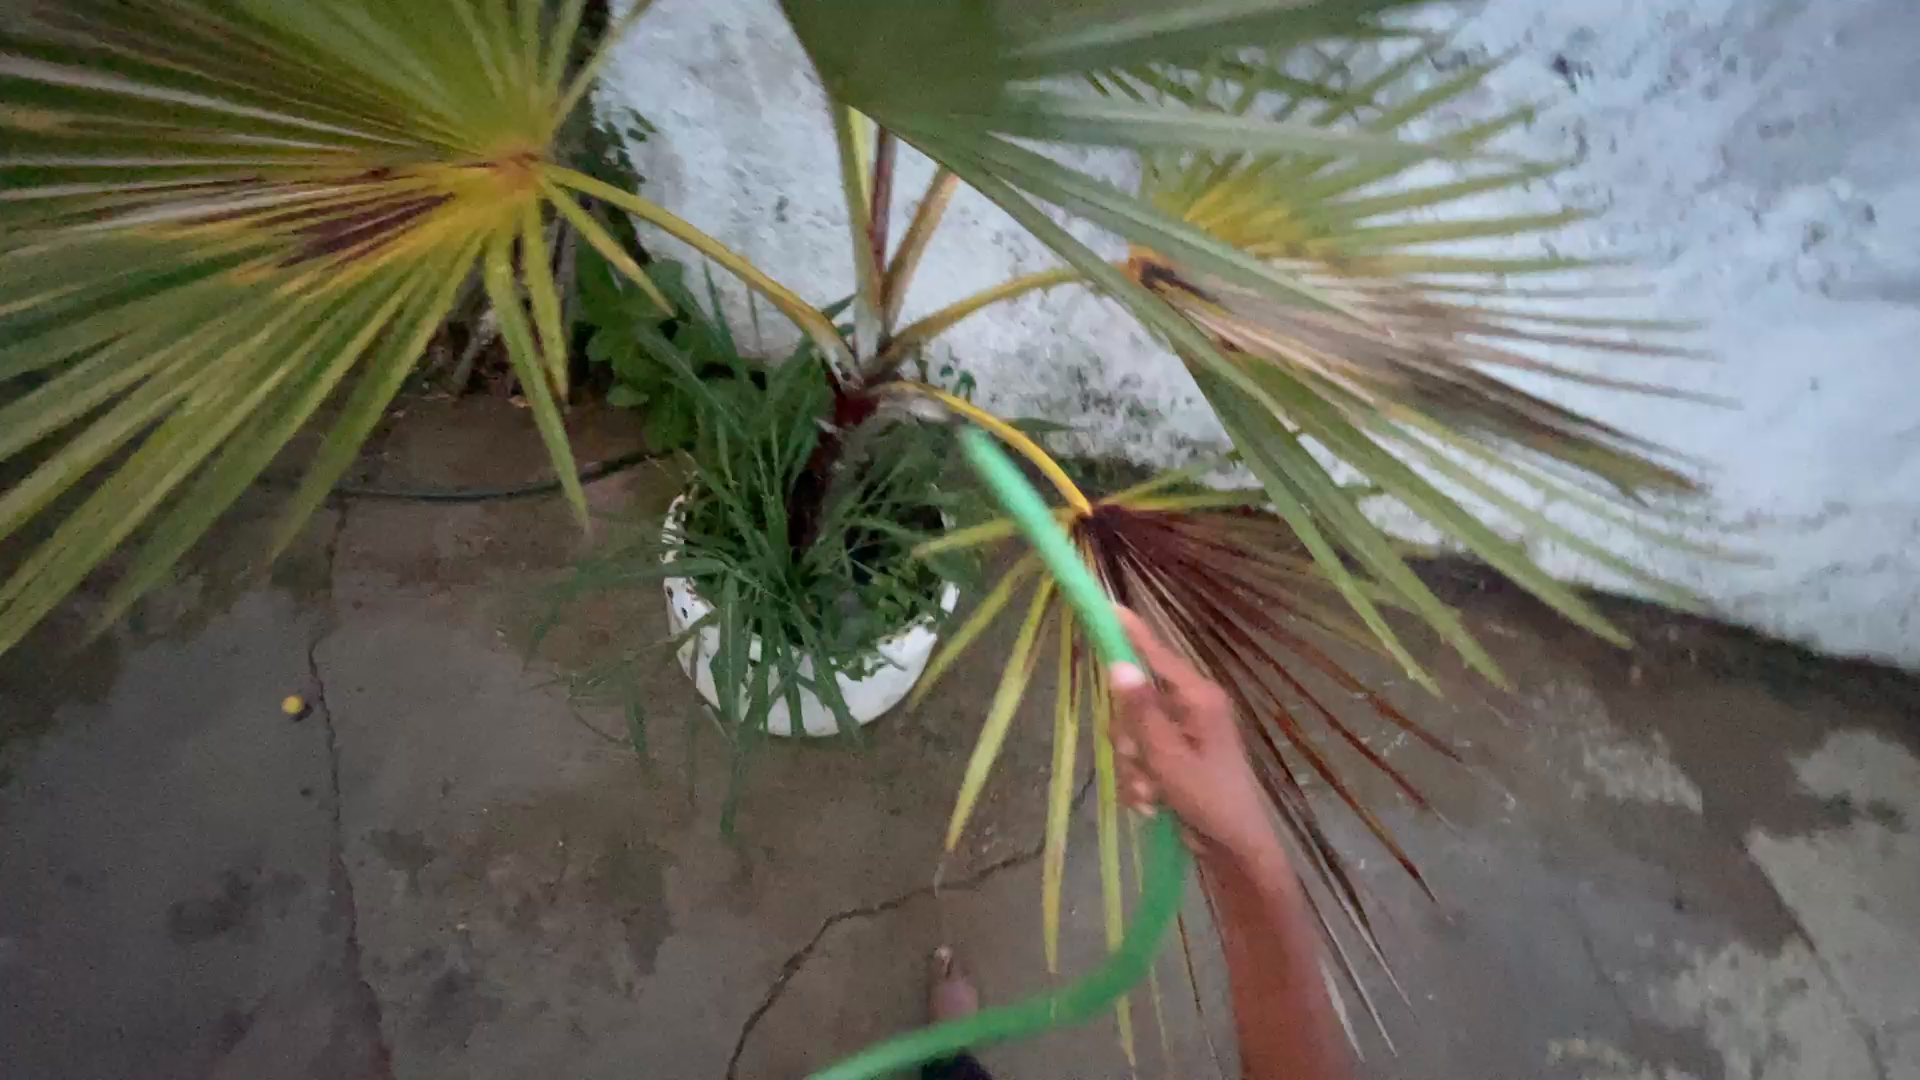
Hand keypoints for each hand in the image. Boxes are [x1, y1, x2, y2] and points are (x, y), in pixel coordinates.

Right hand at [1108, 608, 1272, 858]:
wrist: (1238, 852)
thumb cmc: (1210, 802)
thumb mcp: (1168, 758)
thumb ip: (1140, 711)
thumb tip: (1117, 665)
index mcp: (1196, 698)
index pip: (1154, 653)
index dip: (1128, 630)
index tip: (1104, 604)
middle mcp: (1189, 706)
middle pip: (1132, 698)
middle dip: (1127, 736)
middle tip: (1138, 763)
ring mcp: (1183, 730)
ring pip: (1131, 730)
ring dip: (1134, 764)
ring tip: (1151, 794)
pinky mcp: (1176, 753)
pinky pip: (1140, 752)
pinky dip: (1141, 777)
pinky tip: (1153, 802)